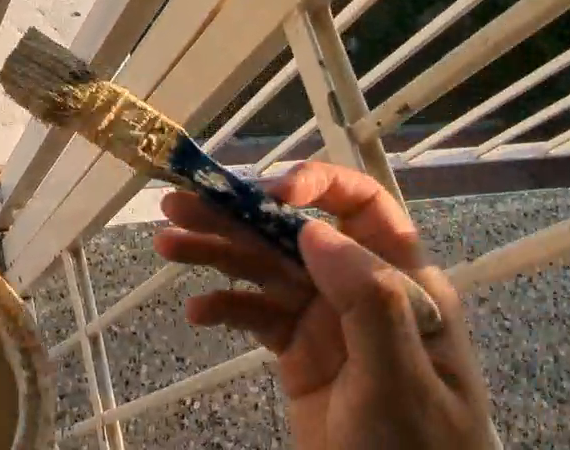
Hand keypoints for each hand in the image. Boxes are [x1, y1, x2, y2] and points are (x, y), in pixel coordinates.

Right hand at [153, 162, 493, 449]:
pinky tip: (197, 314)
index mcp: (403, 284)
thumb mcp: (401, 383)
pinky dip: (222, 307)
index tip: (267, 194)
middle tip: (176, 205)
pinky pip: (253, 312)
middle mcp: (360, 290)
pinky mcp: (296, 349)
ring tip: (166, 245)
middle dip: (235, 215)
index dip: (317, 185)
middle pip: (291, 233)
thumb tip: (314, 229)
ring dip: (214, 251)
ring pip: (262, 267)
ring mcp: (325, 319)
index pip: (363, 207)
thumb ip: (369, 304)